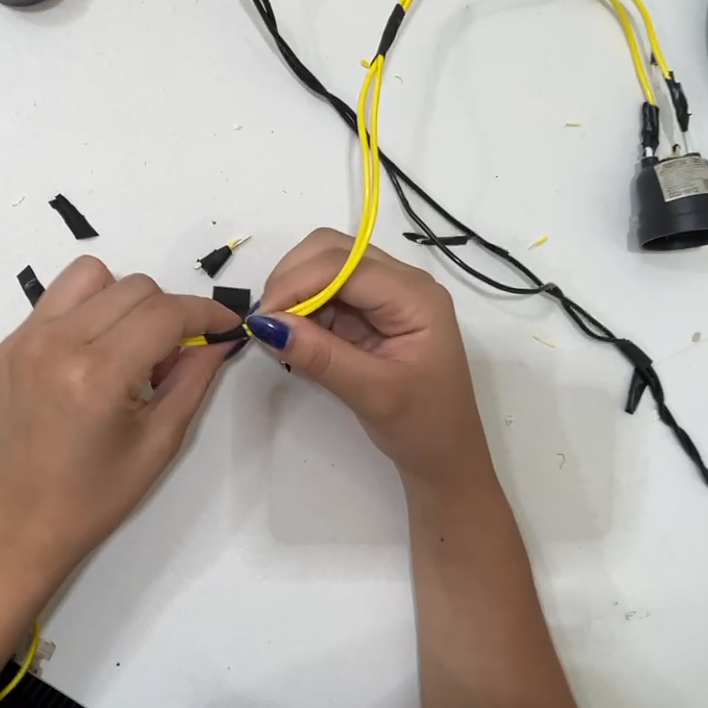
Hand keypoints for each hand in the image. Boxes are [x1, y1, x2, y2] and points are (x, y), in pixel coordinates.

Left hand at [0, 257, 239, 592]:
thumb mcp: (160, 441)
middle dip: (166, 311)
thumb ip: (194, 378)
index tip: (224, 325)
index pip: (165, 313)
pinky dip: (85, 313)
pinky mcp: (6, 345)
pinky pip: (57, 301)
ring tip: (126, 345)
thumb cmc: (97, 495)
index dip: (205, 313)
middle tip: (169, 355)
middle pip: (132, 286)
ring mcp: (23, 340)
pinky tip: (90, 356)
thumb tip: (219, 337)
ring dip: (122, 298)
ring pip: (89, 275)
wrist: (22, 522)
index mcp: (97, 375)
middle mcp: (55, 344)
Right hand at [246, 228, 485, 483]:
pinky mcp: (366, 312)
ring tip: (277, 331)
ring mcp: (383, 295)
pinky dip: (300, 306)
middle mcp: (401, 283)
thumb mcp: (373, 393)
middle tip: (267, 322)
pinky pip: (324, 293)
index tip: (262, 321)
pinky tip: (292, 335)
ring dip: (293, 290)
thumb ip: (321, 356)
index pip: (344, 265)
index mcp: (415, 296)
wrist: (445, 457)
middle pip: (332, 251)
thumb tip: (266, 324)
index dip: (297, 283)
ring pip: (324, 265)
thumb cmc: (424, 426)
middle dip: (292, 277)